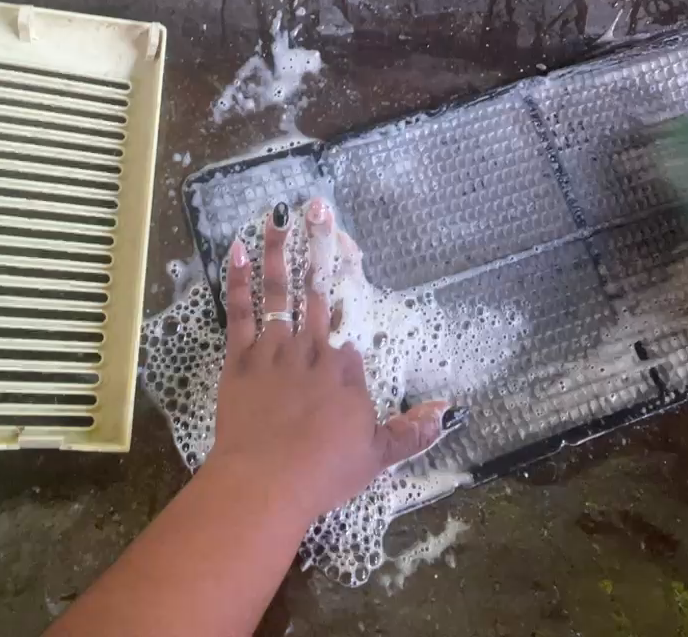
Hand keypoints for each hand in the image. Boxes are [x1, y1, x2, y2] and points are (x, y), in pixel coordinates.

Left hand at [201, 198, 448, 522]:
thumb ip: (413, 431)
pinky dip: (237, 279)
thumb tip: (451, 410)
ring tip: (277, 214)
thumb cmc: (324, 471)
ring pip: (278, 291)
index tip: (339, 331)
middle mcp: (312, 348)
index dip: (342, 341)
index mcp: (345, 369)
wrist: (268, 481)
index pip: (348, 343)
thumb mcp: (378, 455)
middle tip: (317, 205)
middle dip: (320, 246)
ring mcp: (275, 348)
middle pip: (319, 290)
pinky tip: (237, 248)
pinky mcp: (241, 356)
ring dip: (279, 250)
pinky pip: (240, 311)